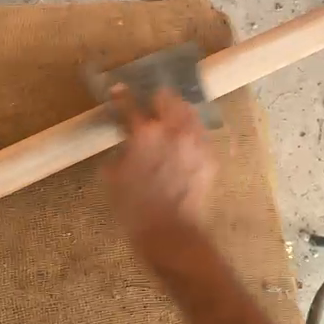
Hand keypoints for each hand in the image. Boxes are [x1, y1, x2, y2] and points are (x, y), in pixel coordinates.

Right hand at [103, 85, 216, 262]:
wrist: (171, 233)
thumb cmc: (135, 210)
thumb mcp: (114, 180)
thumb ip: (119, 154)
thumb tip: (123, 146)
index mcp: (143, 133)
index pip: (129, 103)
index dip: (121, 95)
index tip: (117, 90)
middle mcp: (172, 129)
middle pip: (167, 97)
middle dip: (155, 99)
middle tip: (149, 107)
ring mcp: (195, 140)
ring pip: (188, 110)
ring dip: (176, 111)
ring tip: (169, 120)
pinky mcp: (209, 155)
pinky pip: (199, 133)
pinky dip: (190, 132)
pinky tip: (183, 143)